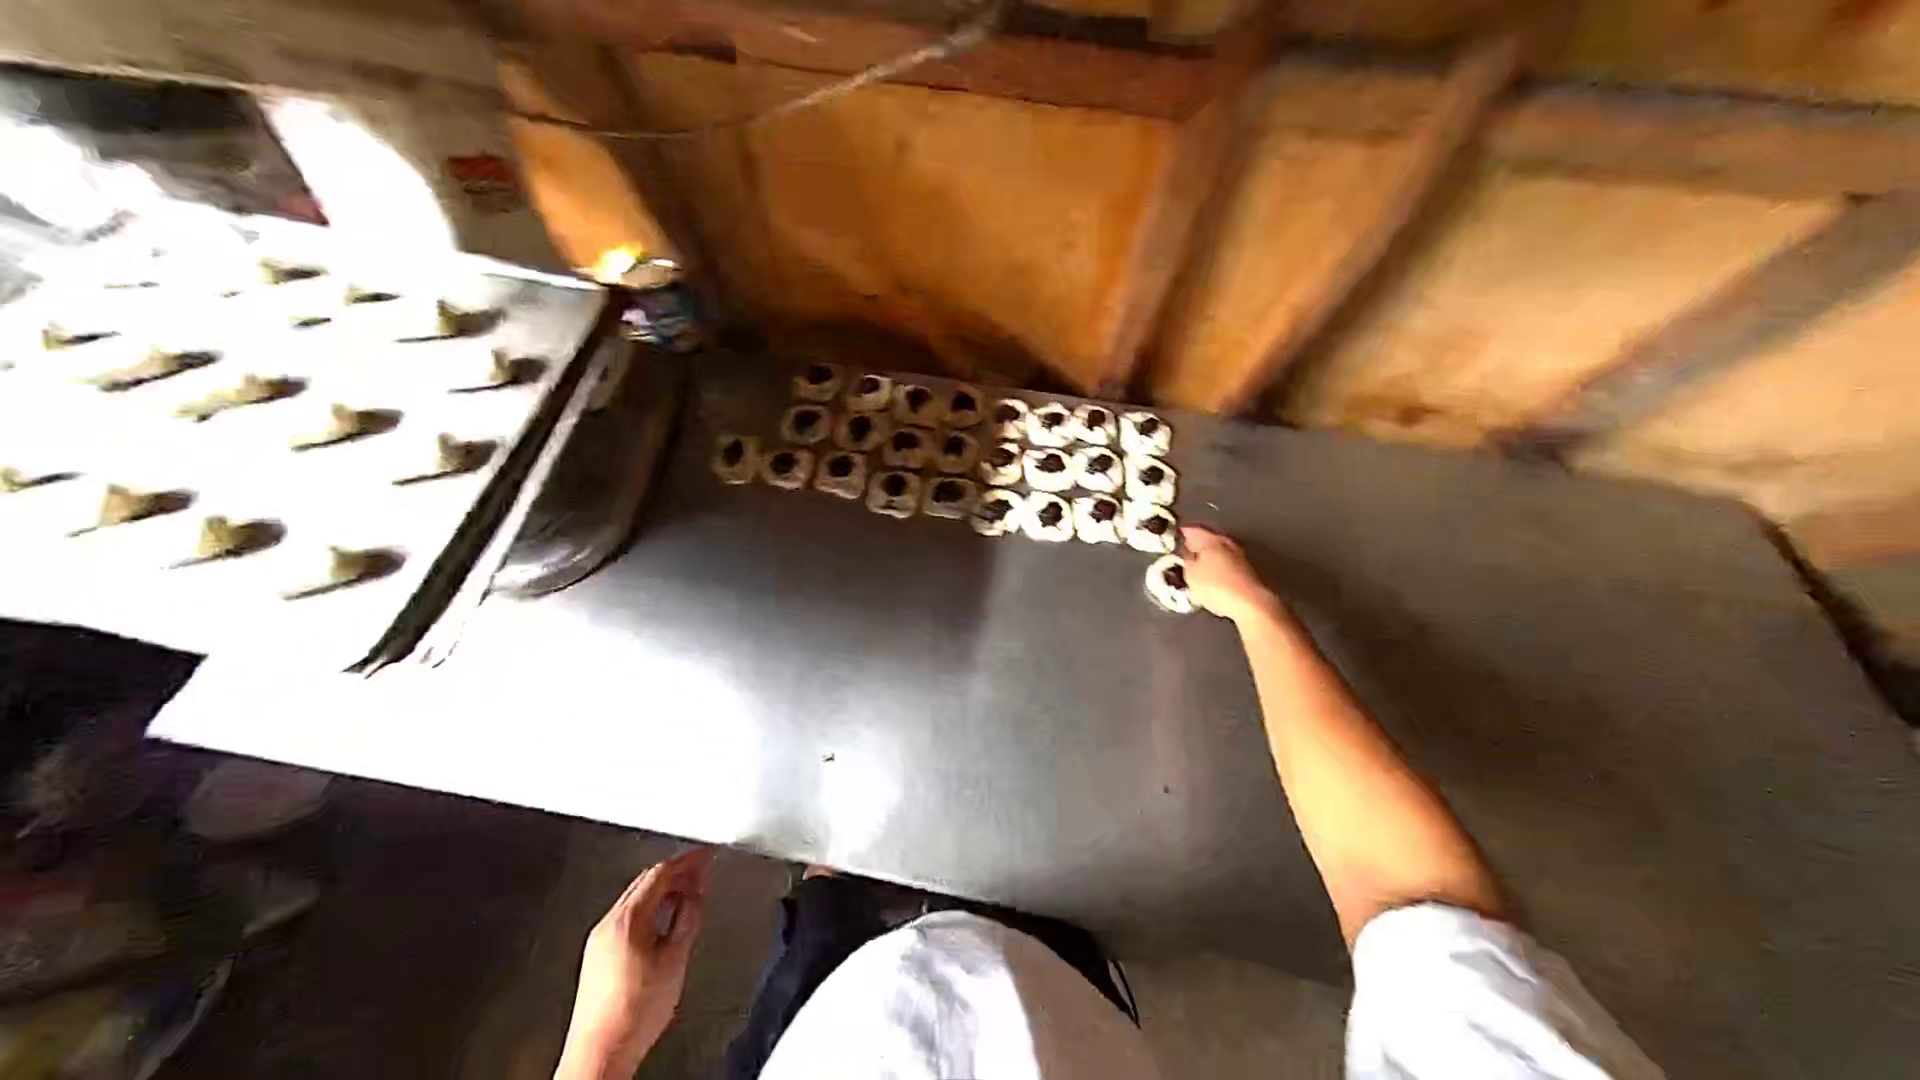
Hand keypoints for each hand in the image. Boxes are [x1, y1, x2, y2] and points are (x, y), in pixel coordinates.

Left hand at [556, 848, 714, 1079]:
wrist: (601, 1055)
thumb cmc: (634, 1015)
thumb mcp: (676, 958)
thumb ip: (688, 917)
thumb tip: (696, 895)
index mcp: (627, 919)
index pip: (660, 872)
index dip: (687, 860)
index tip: (705, 855)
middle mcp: (608, 925)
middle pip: (645, 881)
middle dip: (676, 872)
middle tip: (700, 871)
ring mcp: (599, 941)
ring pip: (636, 899)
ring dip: (663, 891)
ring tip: (688, 895)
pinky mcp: (598, 956)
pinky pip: (627, 917)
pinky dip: (650, 909)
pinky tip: (665, 920)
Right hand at [1180, 526, 1282, 623]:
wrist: (1250, 603)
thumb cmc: (1216, 586)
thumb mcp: (1191, 574)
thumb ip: (1185, 559)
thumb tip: (1184, 550)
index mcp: (1211, 540)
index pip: (1191, 530)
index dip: (1180, 533)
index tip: (1172, 538)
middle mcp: (1226, 542)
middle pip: (1207, 538)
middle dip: (1195, 544)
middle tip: (1183, 552)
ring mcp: (1239, 555)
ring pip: (1218, 550)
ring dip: (1208, 555)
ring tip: (1197, 565)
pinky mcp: (1247, 568)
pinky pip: (1226, 561)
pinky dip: (1218, 564)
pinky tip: (1212, 574)